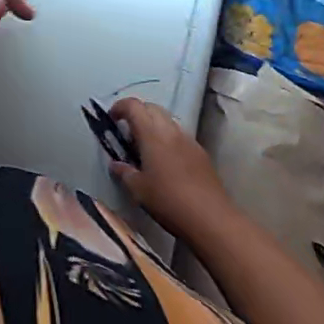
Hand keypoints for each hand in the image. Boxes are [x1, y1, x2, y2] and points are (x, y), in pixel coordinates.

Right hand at [106, 97, 232, 240]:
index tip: (112, 118)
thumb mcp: (138, 190)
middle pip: (152, 107)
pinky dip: (168, 138)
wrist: (211, 218)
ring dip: (154, 125)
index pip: (134, 106)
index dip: (120, 106)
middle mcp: (171, 131)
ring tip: (146, 147)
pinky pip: (180, 135)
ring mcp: (189, 140)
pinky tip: (167, 161)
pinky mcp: (201, 153)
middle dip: (137, 113)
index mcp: (152, 134)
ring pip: (168, 120)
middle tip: (128, 132)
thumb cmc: (168, 201)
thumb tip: (115, 164)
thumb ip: (124, 172)